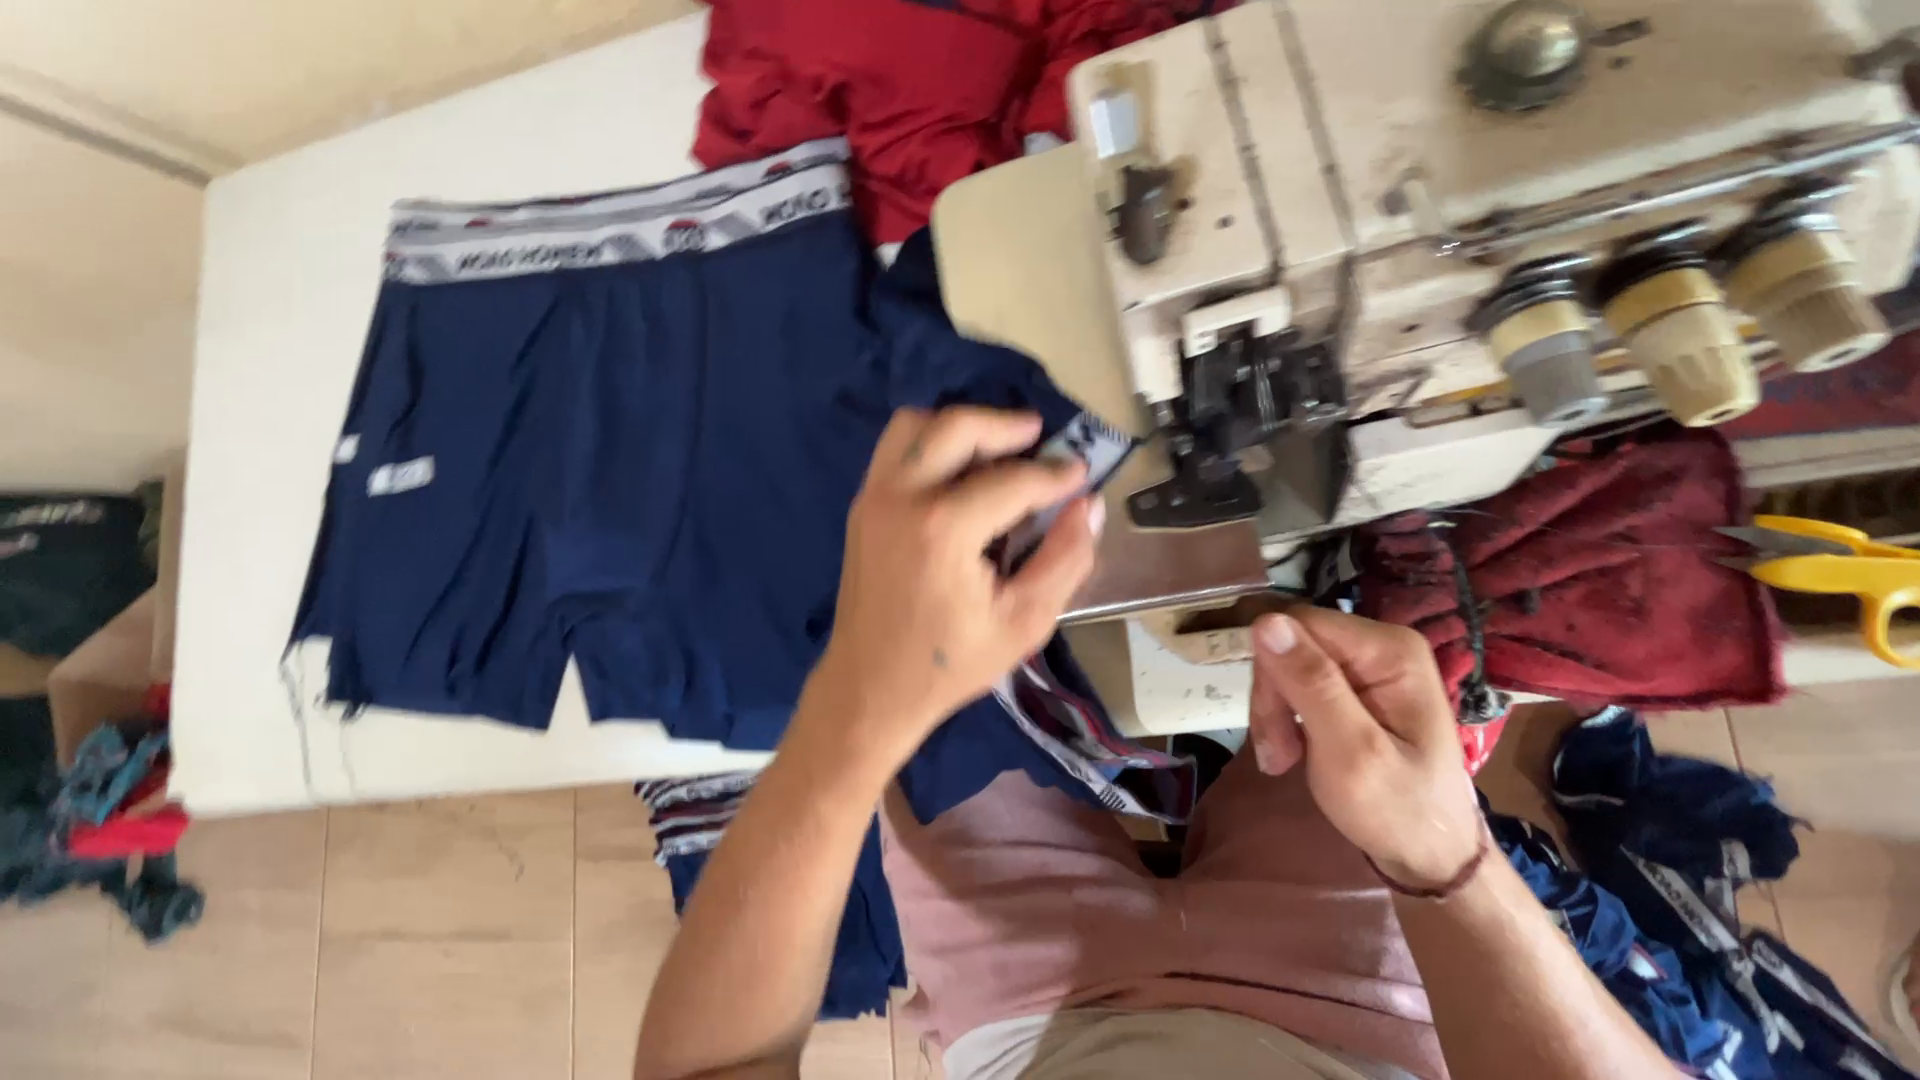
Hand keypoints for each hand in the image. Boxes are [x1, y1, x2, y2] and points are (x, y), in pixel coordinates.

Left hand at [807, 406, 1103, 761]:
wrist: (870, 688)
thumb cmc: (949, 664)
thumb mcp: (1024, 622)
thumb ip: (1065, 559)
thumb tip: (1089, 506)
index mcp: (942, 529)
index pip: (1012, 480)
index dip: (1054, 475)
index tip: (1081, 474)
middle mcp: (901, 499)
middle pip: (955, 427)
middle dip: (1004, 425)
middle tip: (1039, 436)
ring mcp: (872, 499)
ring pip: (915, 426)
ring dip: (960, 427)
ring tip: (998, 448)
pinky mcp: (861, 507)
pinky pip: (896, 450)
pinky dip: (930, 444)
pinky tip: (960, 473)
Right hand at [1247, 607, 1483, 889]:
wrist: (1430, 857)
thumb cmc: (1396, 810)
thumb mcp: (1350, 751)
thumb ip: (1311, 684)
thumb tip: (1265, 621)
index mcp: (1390, 650)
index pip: (1298, 626)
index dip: (1272, 671)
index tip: (1270, 729)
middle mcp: (1382, 644)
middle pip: (1291, 644)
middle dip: (1273, 698)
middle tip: (1274, 754)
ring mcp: (1371, 664)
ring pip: (1289, 663)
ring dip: (1275, 711)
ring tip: (1281, 759)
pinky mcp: (1358, 684)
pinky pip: (1301, 680)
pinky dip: (1287, 716)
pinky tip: (1293, 750)